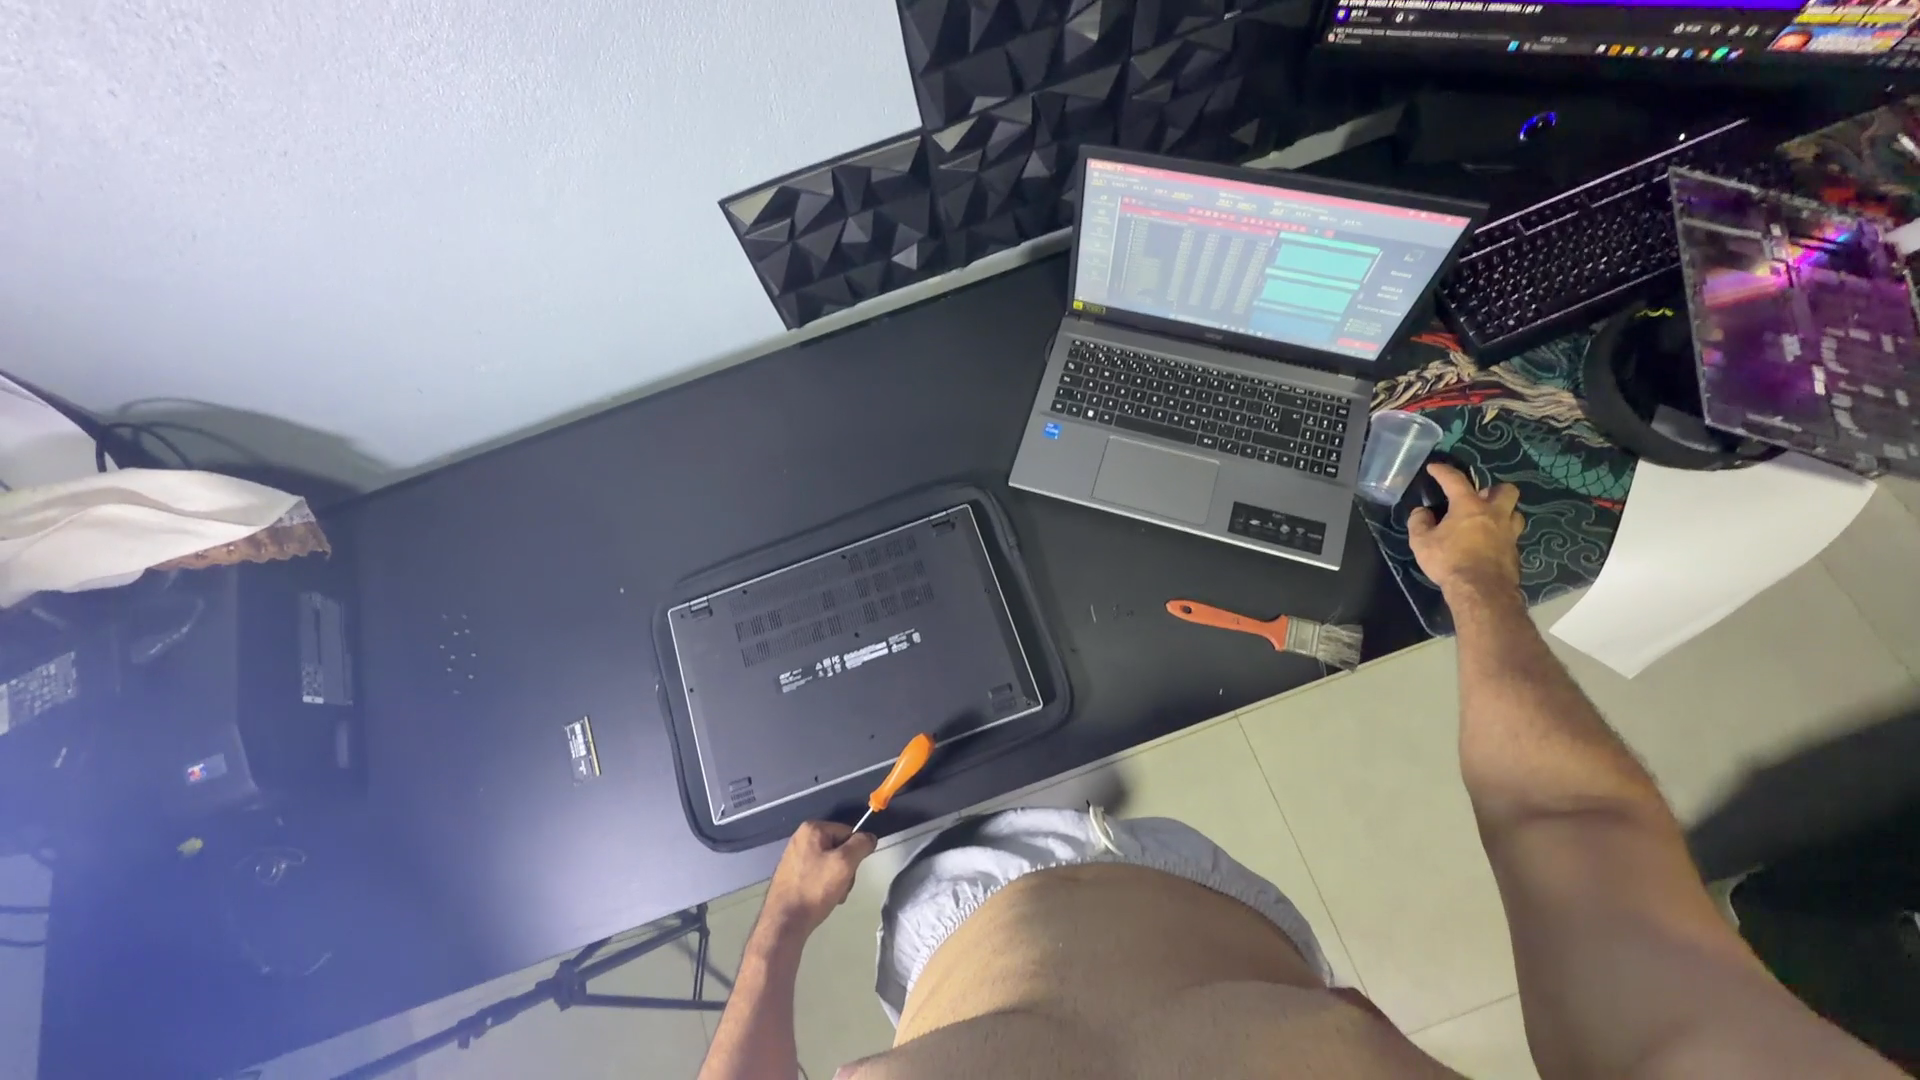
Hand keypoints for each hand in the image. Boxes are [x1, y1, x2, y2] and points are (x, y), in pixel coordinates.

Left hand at [761, 821, 875, 936]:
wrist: (785, 922)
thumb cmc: (815, 889)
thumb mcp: (845, 863)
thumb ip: (861, 845)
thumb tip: (870, 837)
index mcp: (812, 828)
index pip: (848, 832)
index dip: (854, 852)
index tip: (851, 871)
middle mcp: (801, 838)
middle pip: (839, 848)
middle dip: (846, 869)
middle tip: (841, 886)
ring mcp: (795, 857)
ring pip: (830, 863)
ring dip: (837, 879)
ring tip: (832, 895)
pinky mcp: (792, 874)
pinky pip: (818, 874)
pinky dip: (824, 886)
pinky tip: (821, 899)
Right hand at [1408, 463, 1524, 600]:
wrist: (1481, 591)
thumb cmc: (1449, 561)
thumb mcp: (1421, 542)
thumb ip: (1419, 523)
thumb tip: (1421, 512)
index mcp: (1470, 507)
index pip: (1456, 481)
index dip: (1443, 472)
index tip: (1434, 468)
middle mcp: (1495, 514)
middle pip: (1506, 490)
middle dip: (1494, 490)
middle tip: (1479, 499)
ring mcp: (1509, 533)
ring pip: (1515, 513)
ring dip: (1503, 512)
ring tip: (1488, 521)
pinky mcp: (1514, 551)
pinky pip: (1511, 535)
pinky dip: (1500, 535)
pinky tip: (1488, 544)